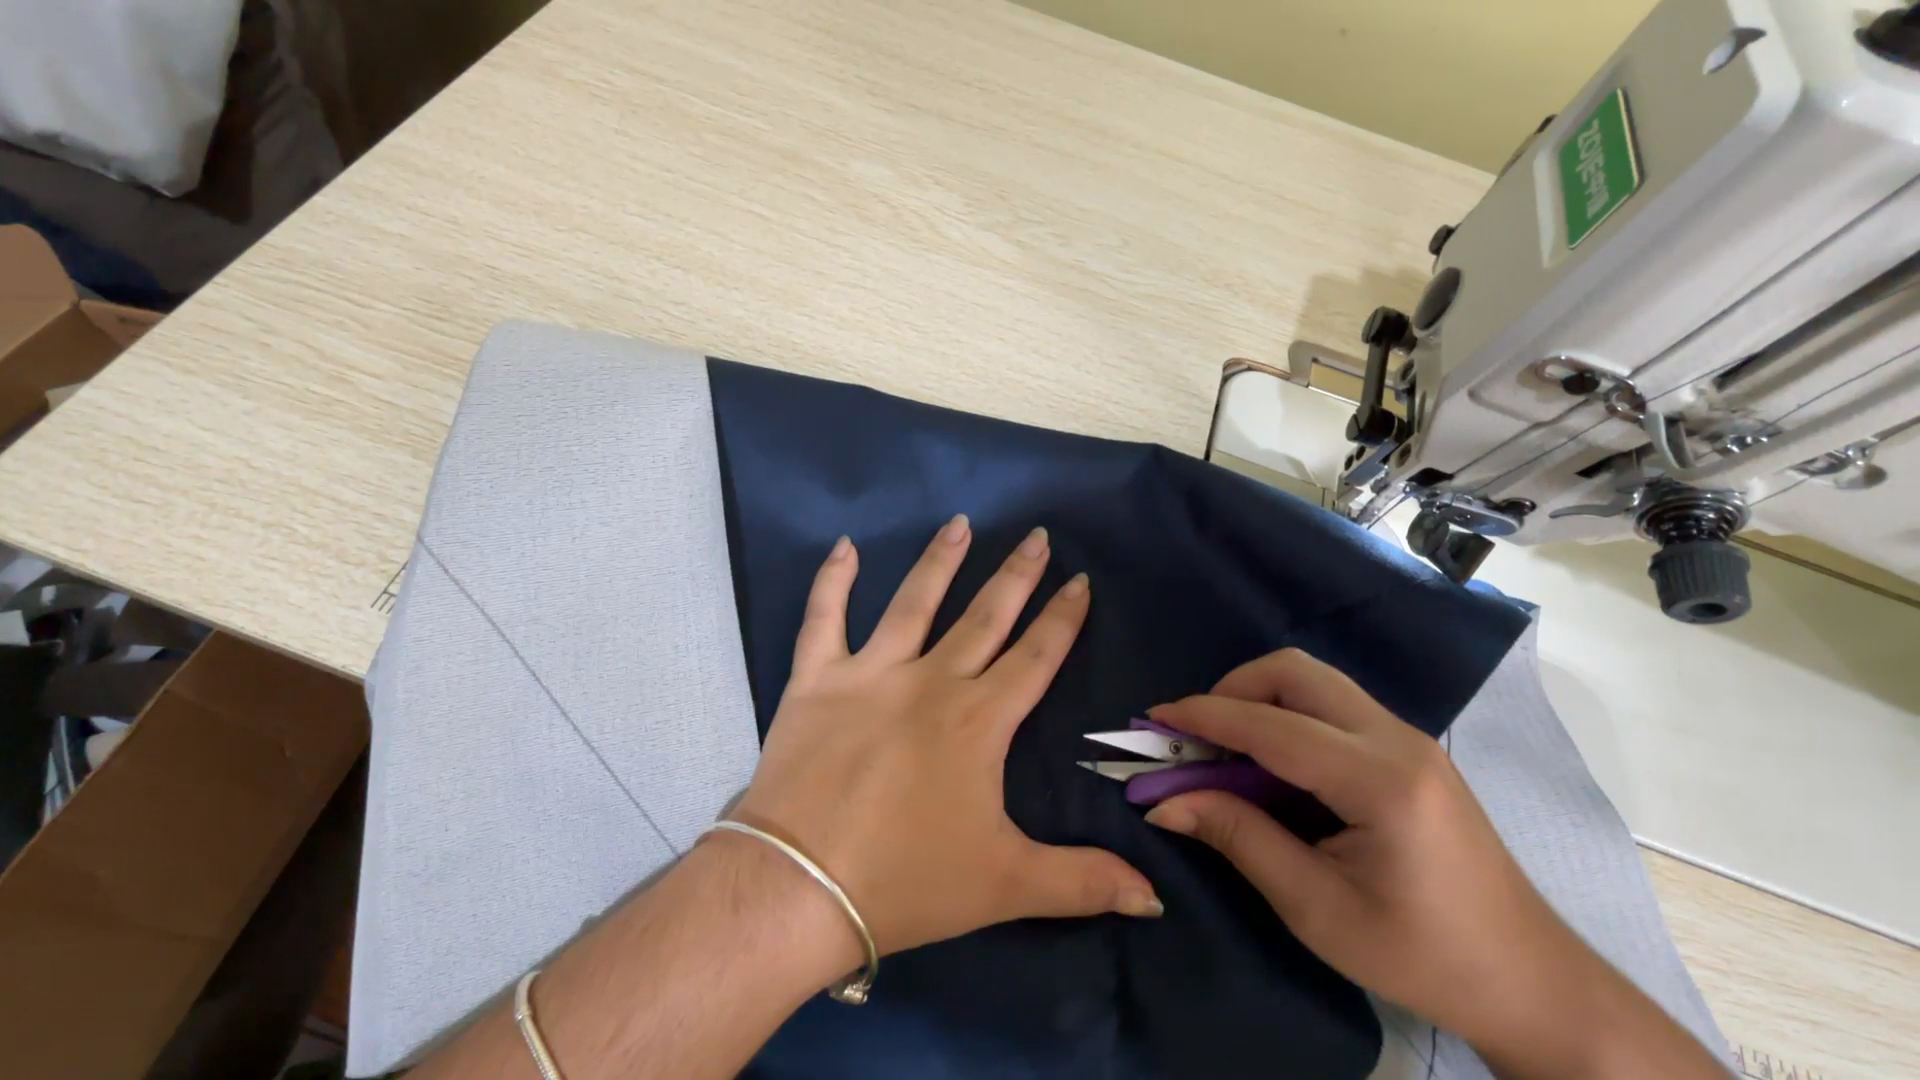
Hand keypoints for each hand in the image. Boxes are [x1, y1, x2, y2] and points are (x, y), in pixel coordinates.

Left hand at [729, 516, 1161, 964]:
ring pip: (912, 602)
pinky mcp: (815, 681)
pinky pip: (823, 618)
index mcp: (980, 720)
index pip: (1035, 656)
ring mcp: (869, 674)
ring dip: (940, 561)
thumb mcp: (1007, 886)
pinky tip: (844, 546)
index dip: (1062, 618)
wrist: (799, 886)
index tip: (1079, 580)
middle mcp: (930, 681)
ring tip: (961, 523)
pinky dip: (832, 580)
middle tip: (1037, 535)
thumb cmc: (907, 881)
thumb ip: (1083, 882)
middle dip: (1016, 575)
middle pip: (984, 617)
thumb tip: (1155, 897)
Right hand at [1140, 650, 1728, 1079]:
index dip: (1204, 715)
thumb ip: (1240, 840)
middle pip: (1297, 673)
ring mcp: (1410, 741)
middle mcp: (1397, 740)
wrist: (1531, 982)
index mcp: (1379, 780)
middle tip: (1191, 736)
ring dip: (1260, 699)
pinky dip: (1288, 716)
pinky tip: (1268, 762)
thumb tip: (1164, 803)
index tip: (1151, 719)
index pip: (1272, 724)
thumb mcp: (1316, 909)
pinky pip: (1335, 708)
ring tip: (1222, 749)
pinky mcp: (1412, 753)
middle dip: (1233, 689)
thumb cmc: (1422, 956)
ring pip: (1318, 682)